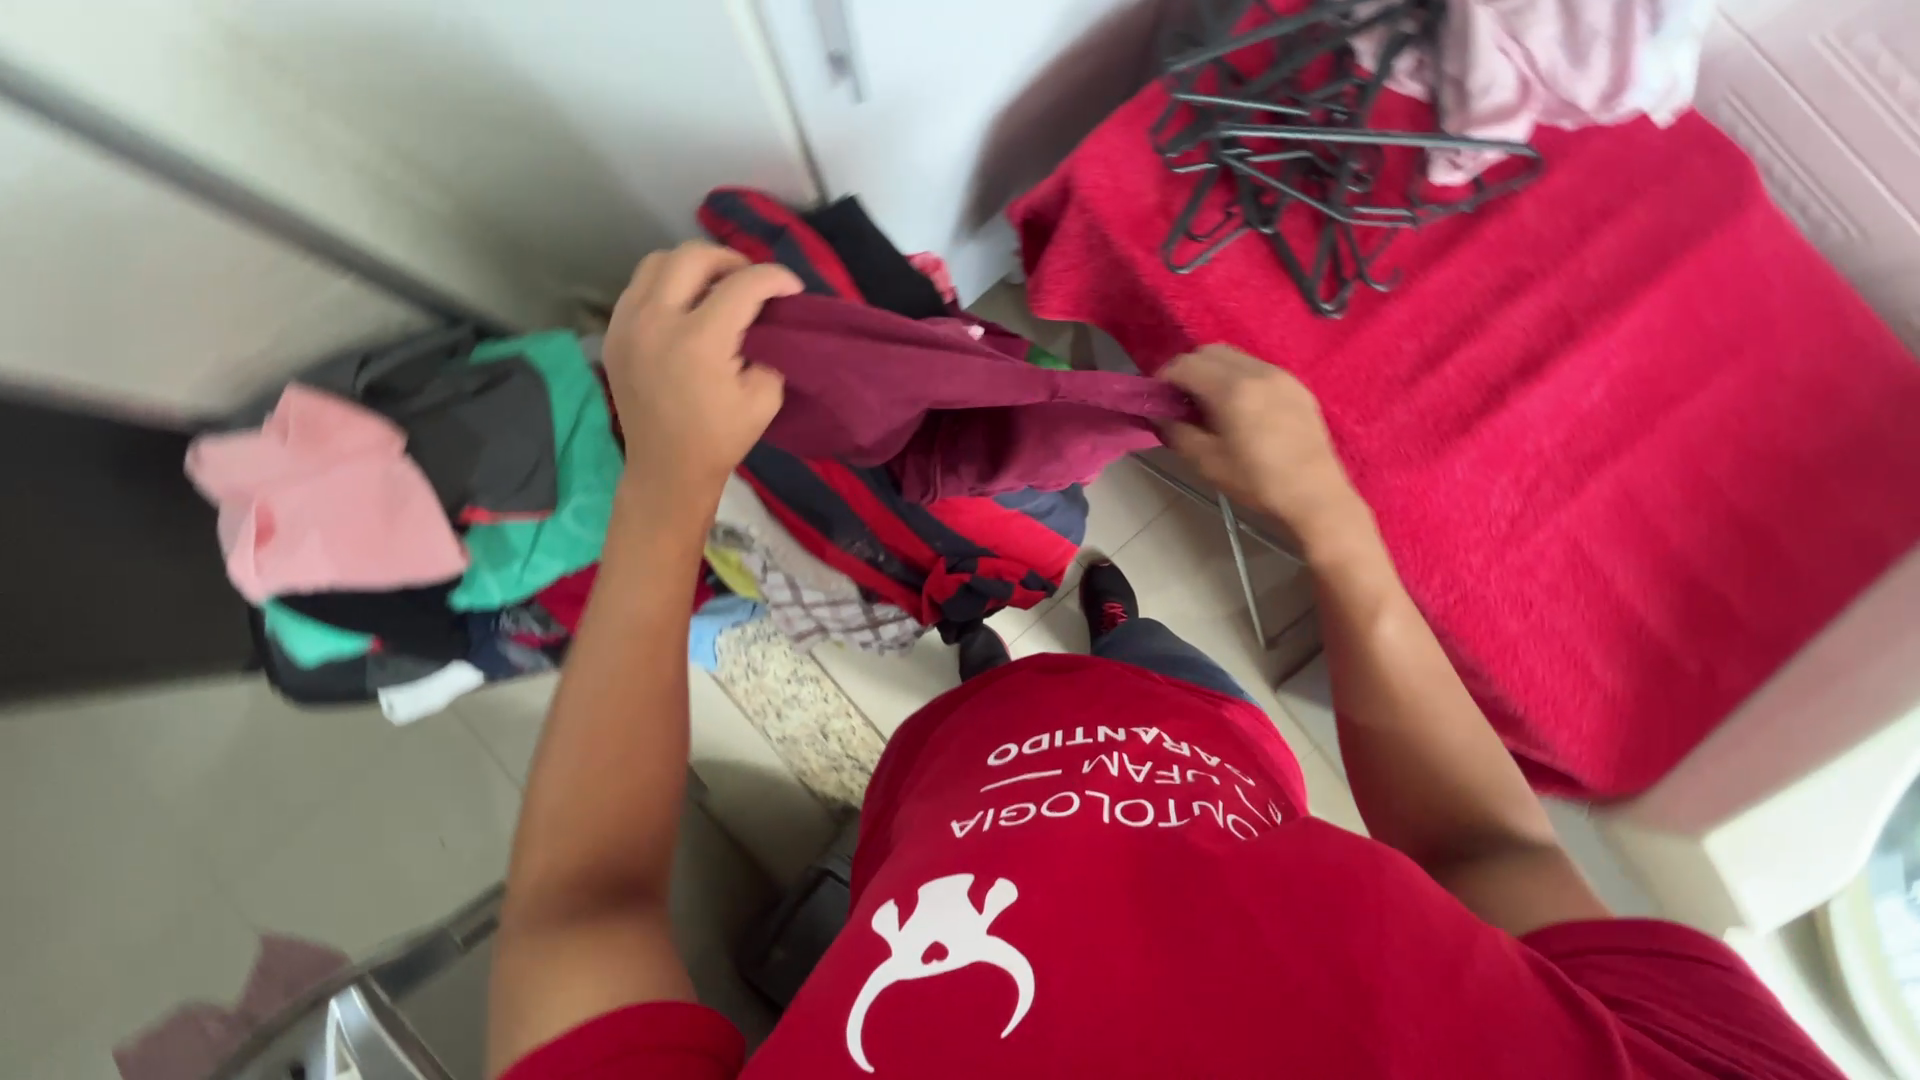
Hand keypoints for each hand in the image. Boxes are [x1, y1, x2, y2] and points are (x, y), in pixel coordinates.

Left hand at [602, 241, 802, 504]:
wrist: (667, 468)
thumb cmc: (720, 438)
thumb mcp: (765, 398)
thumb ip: (770, 350)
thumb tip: (766, 323)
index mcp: (700, 340)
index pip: (743, 285)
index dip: (775, 278)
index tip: (791, 288)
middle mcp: (657, 320)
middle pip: (694, 256)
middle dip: (731, 260)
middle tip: (751, 280)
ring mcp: (628, 324)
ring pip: (658, 262)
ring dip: (693, 266)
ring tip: (715, 286)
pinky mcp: (614, 333)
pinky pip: (639, 287)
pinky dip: (666, 285)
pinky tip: (685, 306)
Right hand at [1157, 346, 1370, 555]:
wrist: (1315, 494)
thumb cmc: (1257, 481)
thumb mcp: (1206, 461)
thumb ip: (1176, 431)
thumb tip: (1159, 414)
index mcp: (1232, 390)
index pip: (1185, 365)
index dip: (1164, 378)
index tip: (1157, 399)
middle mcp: (1257, 371)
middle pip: (1209, 351)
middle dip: (1187, 369)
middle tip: (1179, 400)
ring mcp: (1280, 375)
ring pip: (1234, 356)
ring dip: (1213, 371)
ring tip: (1207, 403)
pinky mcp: (1296, 385)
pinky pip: (1256, 368)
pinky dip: (1237, 377)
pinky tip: (1237, 407)